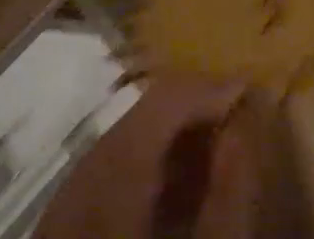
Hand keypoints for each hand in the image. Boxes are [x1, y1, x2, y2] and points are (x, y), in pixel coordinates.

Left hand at [35, 75, 256, 238]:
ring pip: (120, 146)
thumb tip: (242, 124)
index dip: (209, 88)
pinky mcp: (61, 232)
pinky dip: (145, 170)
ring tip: (216, 151)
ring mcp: (61, 213)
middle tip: (239, 119)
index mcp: (114, 185)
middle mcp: (79, 187)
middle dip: (191, 111)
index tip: (253, 93)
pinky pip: (105, 178)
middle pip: (137, 119)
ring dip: (170, 138)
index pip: (162, 103)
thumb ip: (232, 189)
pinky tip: (176, 192)